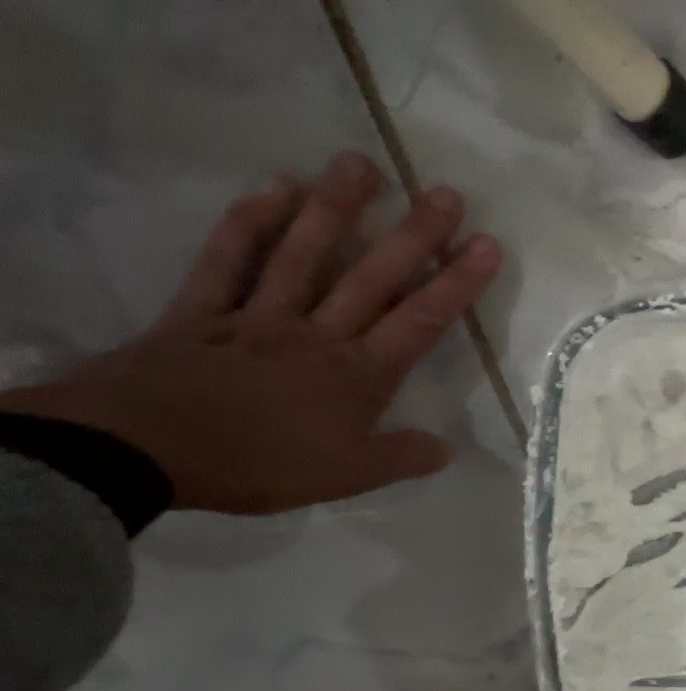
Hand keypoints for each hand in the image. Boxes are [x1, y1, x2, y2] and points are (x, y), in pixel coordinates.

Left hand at [0, 151, 501, 515]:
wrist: (144, 451)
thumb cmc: (261, 465)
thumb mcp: (348, 477)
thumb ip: (401, 458)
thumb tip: (446, 448)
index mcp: (358, 375)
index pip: (421, 321)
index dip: (457, 282)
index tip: (487, 245)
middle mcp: (318, 333)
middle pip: (373, 278)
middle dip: (414, 235)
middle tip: (443, 193)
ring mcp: (258, 315)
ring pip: (304, 255)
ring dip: (334, 208)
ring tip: (360, 164)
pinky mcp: (202, 310)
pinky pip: (229, 259)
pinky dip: (249, 222)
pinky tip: (273, 187)